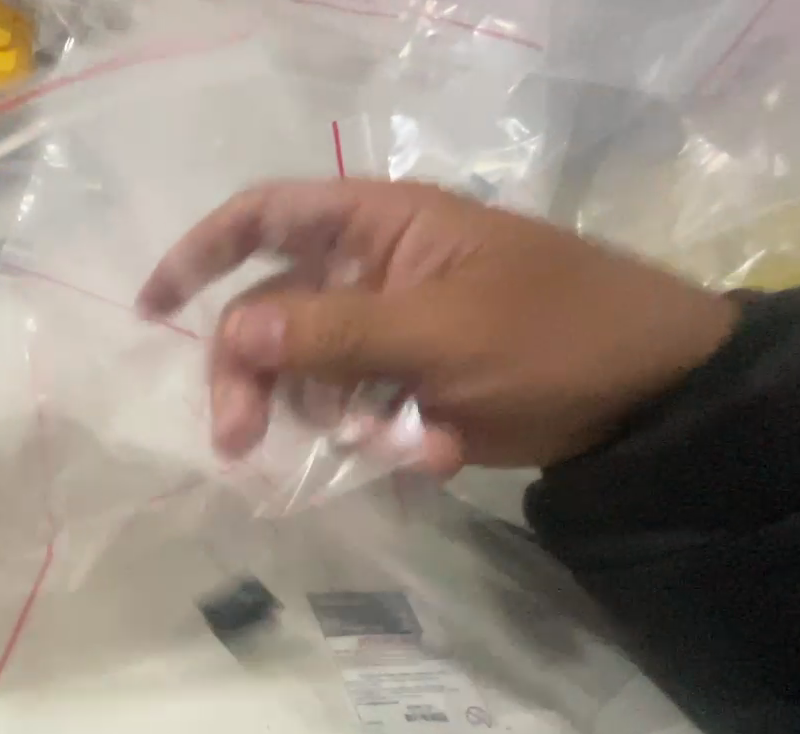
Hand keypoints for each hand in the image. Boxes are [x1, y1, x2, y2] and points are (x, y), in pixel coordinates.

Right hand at [135, 179, 740, 470]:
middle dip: (246, 376)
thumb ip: (331, 332)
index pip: (263, 216)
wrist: (646, 403)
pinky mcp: (383, 380)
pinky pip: (331, 406)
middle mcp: (360, 272)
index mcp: (376, 228)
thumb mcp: (442, 333)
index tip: (152, 309)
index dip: (199, 253)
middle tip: (237, 439)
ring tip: (377, 446)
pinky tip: (414, 450)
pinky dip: (356, 434)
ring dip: (311, 415)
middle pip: (260, 313)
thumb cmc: (557, 339)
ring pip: (289, 371)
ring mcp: (370, 330)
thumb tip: (233, 332)